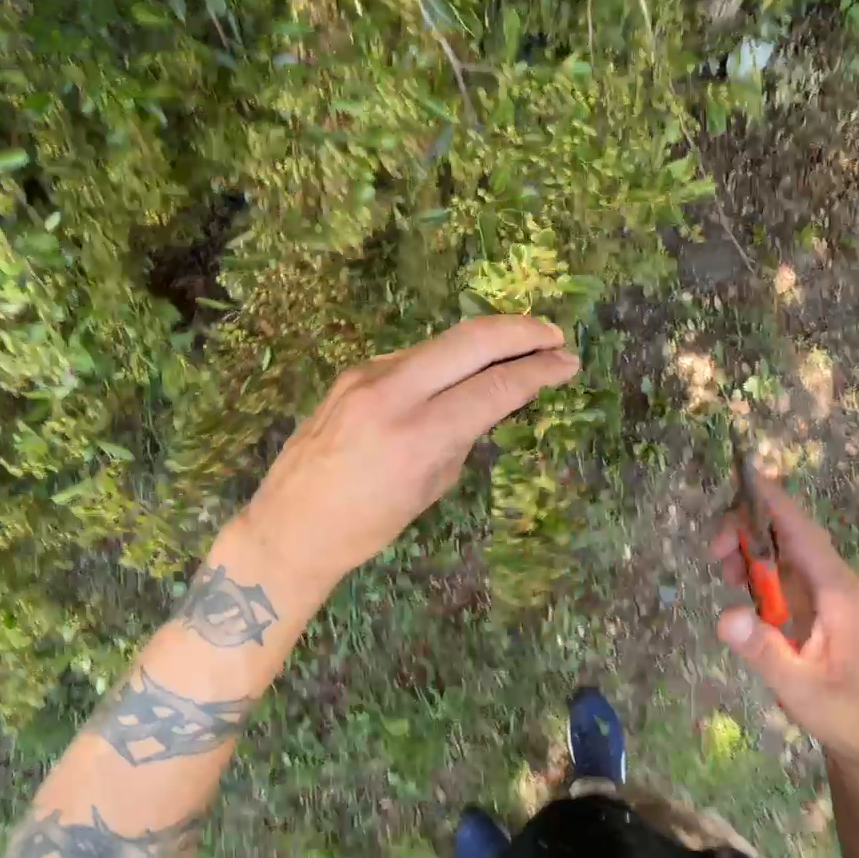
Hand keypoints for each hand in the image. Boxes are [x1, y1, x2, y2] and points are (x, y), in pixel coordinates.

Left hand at [239, 315, 579, 587]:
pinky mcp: (353, 371)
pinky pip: (414, 356)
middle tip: (553, 336)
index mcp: (418, 436)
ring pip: (443, 342)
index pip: (495, 388)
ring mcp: (368, 375)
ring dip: (485, 340)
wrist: (290, 525)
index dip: (539, 371)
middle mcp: (393, 393)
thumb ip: (462, 434)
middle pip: (472, 339)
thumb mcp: (431, 486)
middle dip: (520, 331)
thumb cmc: (367, 526)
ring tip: (517, 347)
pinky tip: (462, 371)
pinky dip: (447, 359)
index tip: (568, 363)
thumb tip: (490, 398)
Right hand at [708, 469, 858, 769]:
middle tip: (714, 554)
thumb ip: (764, 650)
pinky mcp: (815, 607)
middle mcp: (832, 582)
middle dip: (747, 528)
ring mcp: (824, 593)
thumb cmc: (844, 714)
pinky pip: (782, 570)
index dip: (771, 499)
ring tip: (721, 571)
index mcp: (837, 590)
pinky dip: (756, 568)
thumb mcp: (800, 687)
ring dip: (749, 548)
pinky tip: (737, 585)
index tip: (741, 475)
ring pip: (783, 549)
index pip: (801, 529)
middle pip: (788, 531)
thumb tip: (723, 614)